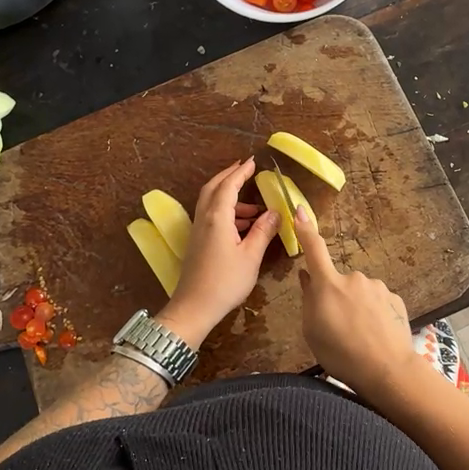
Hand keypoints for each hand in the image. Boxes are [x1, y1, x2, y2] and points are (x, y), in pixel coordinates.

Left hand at [156, 158, 280, 348]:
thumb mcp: (251, 256)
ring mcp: (198, 231)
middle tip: (246, 171)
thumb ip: (263, 231)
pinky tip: (243, 227)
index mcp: (217, 218)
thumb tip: (275, 212)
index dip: (240, 172)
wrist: (194, 308)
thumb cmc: (225, 282)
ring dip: (231, 199)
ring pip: (211, 203)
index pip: (228, 186)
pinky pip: (211, 217)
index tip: (253, 161)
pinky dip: (227, 213)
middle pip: (213, 188)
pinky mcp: (198, 243)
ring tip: (255, 209)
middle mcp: (204, 219)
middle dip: (229, 177)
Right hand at [291, 204, 415, 393]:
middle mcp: (354, 278)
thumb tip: (307, 277)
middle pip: (339, 283)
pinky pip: (379, 303)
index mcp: (328, 285)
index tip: (300, 211)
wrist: (387, 369)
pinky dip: (375, 316)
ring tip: (360, 338)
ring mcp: (378, 287)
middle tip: (338, 329)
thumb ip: (309, 300)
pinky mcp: (396, 299)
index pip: (314, 249)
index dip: (305, 229)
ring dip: (358, 308)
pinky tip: (376, 336)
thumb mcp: (312, 331)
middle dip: (337, 298)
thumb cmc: (340, 354)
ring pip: (361, 294)